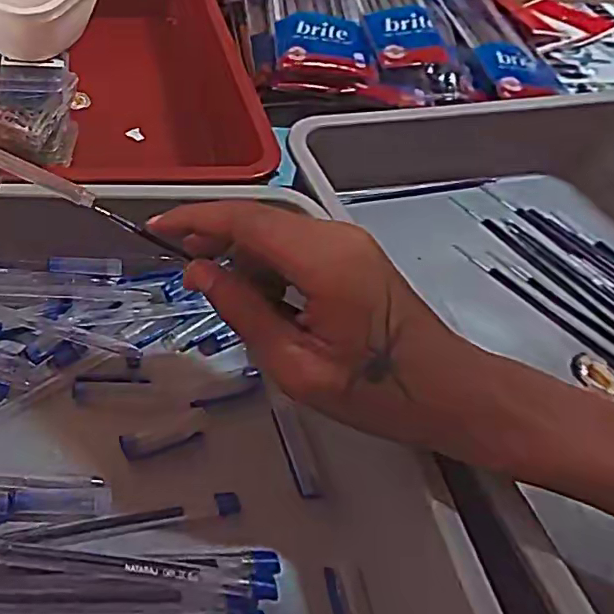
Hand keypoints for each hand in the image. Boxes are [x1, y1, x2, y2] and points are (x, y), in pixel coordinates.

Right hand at [147, 200, 508, 459]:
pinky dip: (264, 263)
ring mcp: (344, 239)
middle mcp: (333, 235)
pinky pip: (291, 243)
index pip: (245, 220)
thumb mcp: (296, 366)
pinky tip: (263, 299)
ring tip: (229, 298)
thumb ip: (242, 311)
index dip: (194, 219)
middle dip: (212, 236)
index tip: (156, 229)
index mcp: (323, 260)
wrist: (457, 395)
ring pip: (270, 230)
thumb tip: (197, 272)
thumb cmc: (379, 393)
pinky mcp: (349, 251)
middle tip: (186, 270)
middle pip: (255, 218)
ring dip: (240, 255)